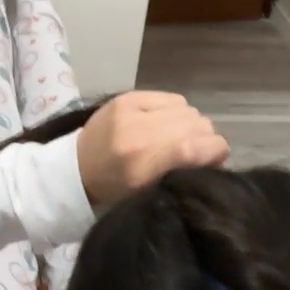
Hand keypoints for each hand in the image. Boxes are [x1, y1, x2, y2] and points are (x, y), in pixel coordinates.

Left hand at [75, 91, 228, 206]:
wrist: (74, 170)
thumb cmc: (114, 190)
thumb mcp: (149, 192)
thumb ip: (183, 172)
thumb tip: (215, 153)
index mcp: (143, 164)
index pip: (196, 147)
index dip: (216, 151)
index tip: (216, 160)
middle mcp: (138, 132)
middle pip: (198, 124)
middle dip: (203, 139)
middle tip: (193, 152)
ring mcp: (131, 110)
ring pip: (189, 109)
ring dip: (189, 125)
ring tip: (176, 139)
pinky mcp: (128, 97)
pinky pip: (173, 98)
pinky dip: (175, 111)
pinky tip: (164, 123)